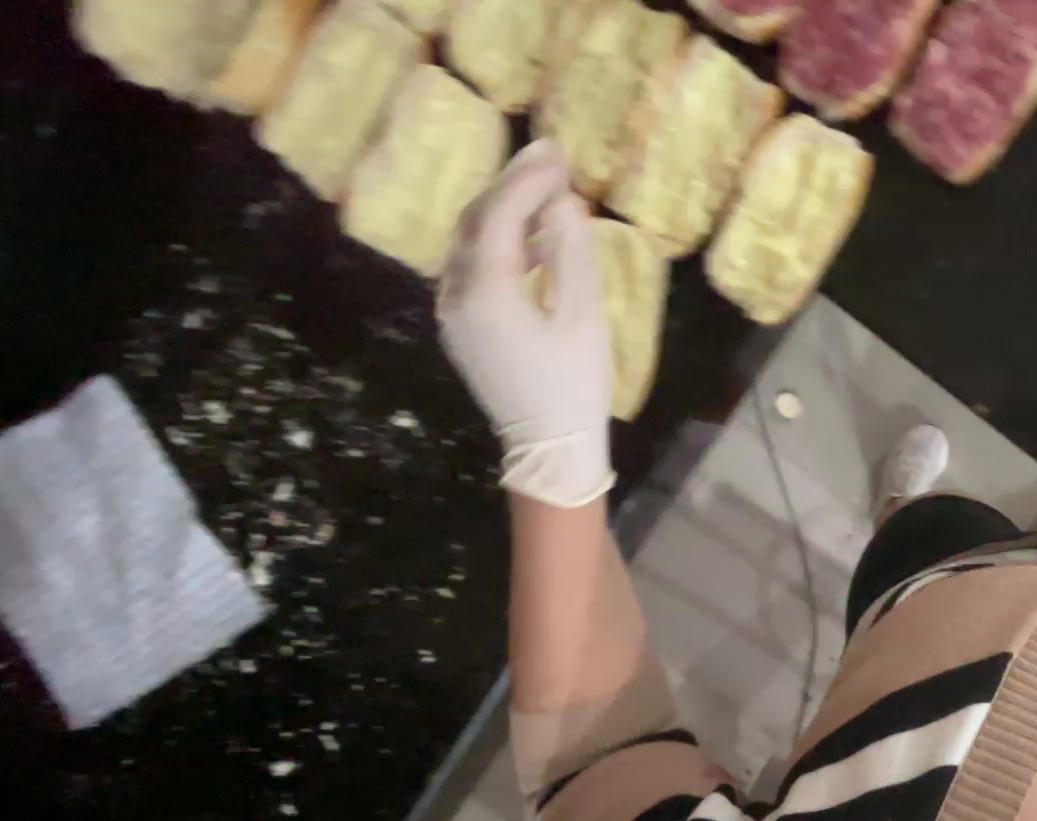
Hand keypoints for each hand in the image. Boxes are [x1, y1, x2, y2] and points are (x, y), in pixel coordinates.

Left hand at [438, 139, 614, 507]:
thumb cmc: (573, 388)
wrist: (549, 451)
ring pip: (472, 243)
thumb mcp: (584, 320)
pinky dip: (502, 245)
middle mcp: (455, 293)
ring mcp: (453, 312)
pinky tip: (533, 245)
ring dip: (506, 214)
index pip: (502, 214)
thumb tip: (564, 204)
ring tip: (547, 197)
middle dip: (513, 187)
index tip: (560, 153)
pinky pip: (474, 269)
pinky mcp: (462, 328)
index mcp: (485, 290)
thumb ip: (572, 256)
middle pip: (478, 220)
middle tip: (552, 162)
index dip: (530, 178)